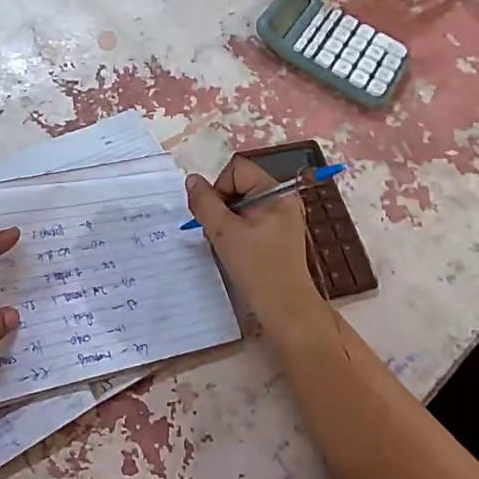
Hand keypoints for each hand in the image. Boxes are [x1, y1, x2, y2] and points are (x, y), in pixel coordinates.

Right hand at [185, 157, 327, 339]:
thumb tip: (192, 180)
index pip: (237, 169)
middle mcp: (283, 199)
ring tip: (226, 242)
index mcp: (276, 192)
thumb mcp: (224, 232)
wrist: (286, 308)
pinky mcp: (278, 234)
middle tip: (218, 231)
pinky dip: (237, 229)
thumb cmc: (257, 268)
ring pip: (242, 203)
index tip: (215, 216)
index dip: (219, 187)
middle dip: (222, 204)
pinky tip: (236, 249)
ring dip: (227, 219)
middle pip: (239, 184)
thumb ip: (205, 203)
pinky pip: (250, 218)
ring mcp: (282, 217)